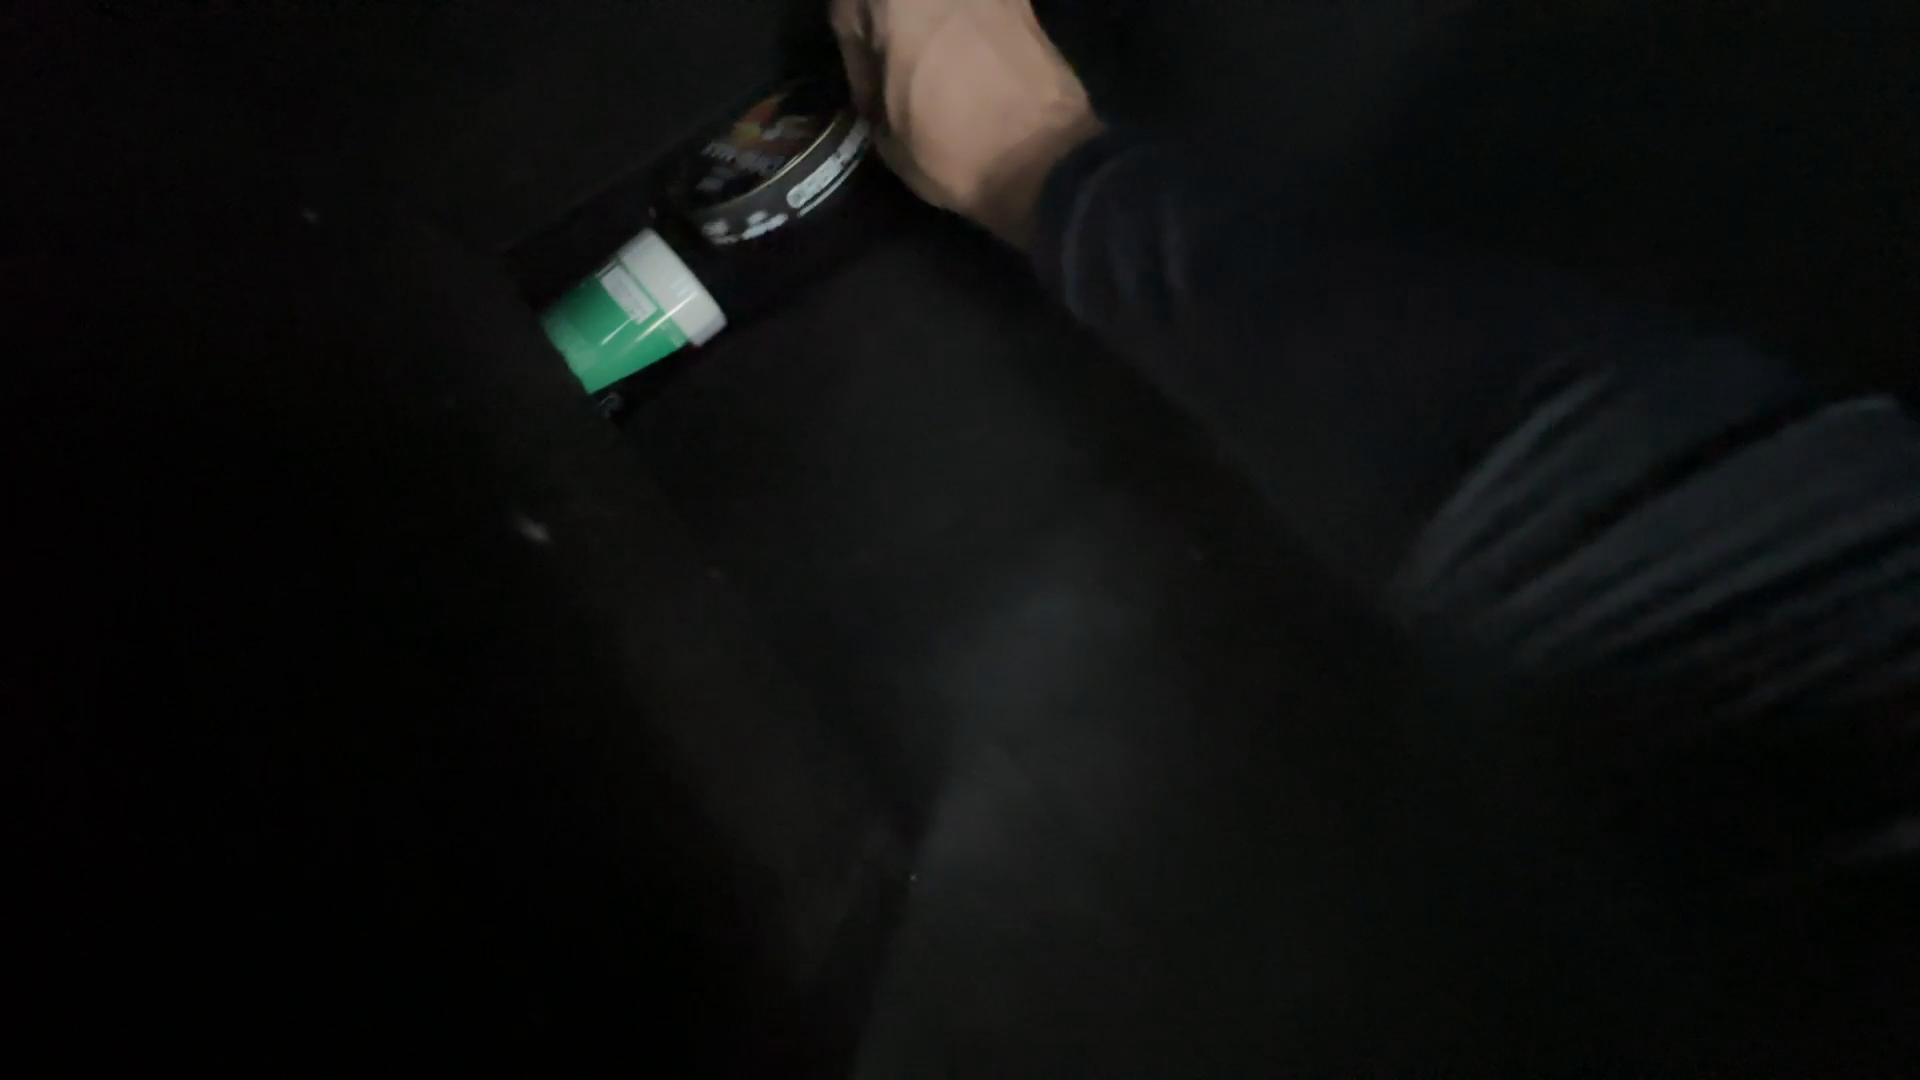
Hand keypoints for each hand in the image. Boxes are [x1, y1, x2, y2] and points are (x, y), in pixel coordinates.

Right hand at [831, 0, 1103, 246]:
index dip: (854, 63)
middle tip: (899, 84)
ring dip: (933, 36)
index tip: (870, 104)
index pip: (848, 12)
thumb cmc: (953, 148)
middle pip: (900, 4)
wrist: (1042, 161)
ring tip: (938, 84)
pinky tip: (972, 82)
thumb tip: (884, 103)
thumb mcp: (892, 142)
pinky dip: (970, 42)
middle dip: (893, 38)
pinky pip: (980, 18)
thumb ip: (877, 105)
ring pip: (943, 9)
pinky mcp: (1027, 8)